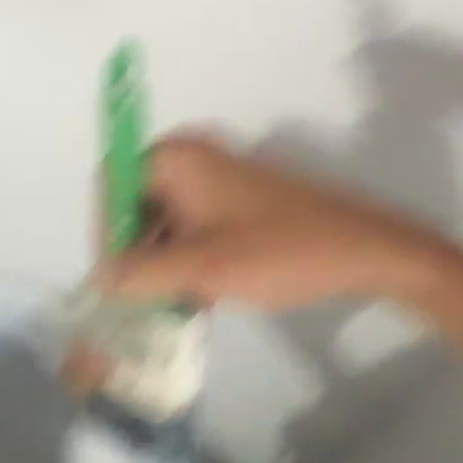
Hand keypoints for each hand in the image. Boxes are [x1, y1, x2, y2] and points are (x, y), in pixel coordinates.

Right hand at [94, 133, 440, 308]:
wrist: (362, 248)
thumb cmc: (281, 250)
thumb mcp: (205, 268)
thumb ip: (143, 274)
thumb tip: (99, 279)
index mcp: (178, 158)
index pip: (112, 182)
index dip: (104, 228)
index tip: (111, 277)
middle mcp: (191, 157)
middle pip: (135, 200)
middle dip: (132, 248)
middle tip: (137, 297)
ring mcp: (215, 177)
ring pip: (162, 216)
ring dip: (159, 258)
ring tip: (166, 304)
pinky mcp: (234, 200)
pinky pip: (190, 223)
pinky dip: (184, 256)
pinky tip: (194, 296)